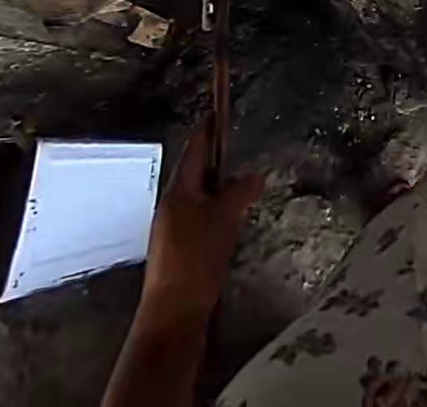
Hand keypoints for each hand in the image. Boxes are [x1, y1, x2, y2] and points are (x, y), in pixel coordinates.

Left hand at [137, 121, 262, 327]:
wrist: (174, 311)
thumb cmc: (198, 255)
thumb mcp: (227, 216)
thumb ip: (243, 190)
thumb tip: (255, 176)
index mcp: (180, 190)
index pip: (195, 150)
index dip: (207, 130)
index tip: (215, 113)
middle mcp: (172, 205)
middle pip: (196, 173)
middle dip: (216, 162)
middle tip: (237, 152)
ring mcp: (172, 228)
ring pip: (199, 197)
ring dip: (218, 190)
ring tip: (241, 189)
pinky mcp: (178, 249)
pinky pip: (199, 217)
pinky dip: (216, 211)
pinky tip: (231, 223)